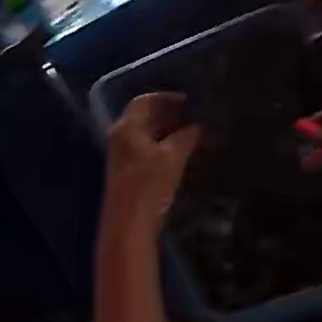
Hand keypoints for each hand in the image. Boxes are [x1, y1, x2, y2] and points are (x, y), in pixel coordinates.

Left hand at [104, 93, 201, 232]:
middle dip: (173, 117)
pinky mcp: (130, 171)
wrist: (129, 222)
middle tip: (201, 118)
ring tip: (200, 135)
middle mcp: (121, 137)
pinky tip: (188, 152)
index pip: (146, 101)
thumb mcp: (172, 157)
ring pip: (150, 135)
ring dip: (172, 133)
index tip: (192, 102)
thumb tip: (197, 126)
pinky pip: (149, 151)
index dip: (169, 99)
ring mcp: (124, 155)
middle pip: (147, 118)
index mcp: (126, 127)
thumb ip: (186, 137)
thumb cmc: (148, 184)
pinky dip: (167, 148)